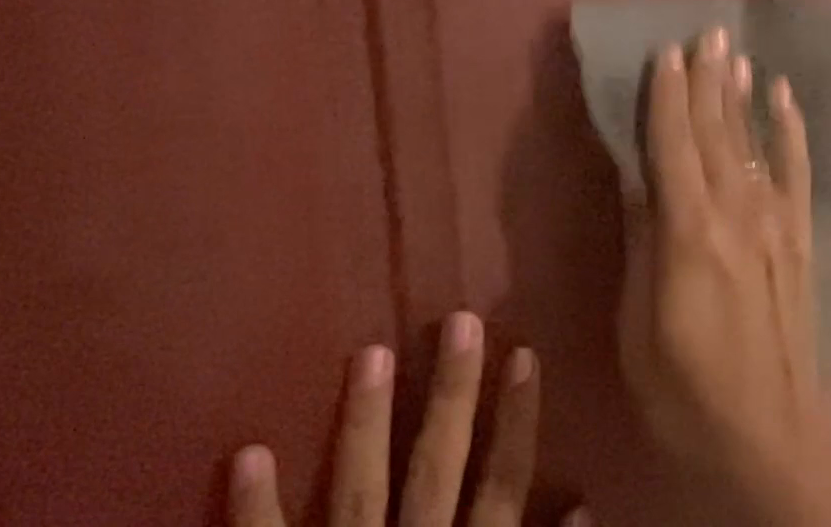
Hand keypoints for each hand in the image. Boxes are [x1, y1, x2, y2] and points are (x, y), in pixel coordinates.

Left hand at [229, 313, 588, 526]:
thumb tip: (582, 508)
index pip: (502, 484)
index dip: (517, 419)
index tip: (524, 354)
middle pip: (439, 467)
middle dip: (454, 395)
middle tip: (460, 322)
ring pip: (361, 490)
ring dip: (366, 423)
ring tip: (371, 353)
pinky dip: (254, 511)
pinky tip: (248, 452)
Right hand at [618, 29, 830, 524]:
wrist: (772, 428)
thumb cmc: (685, 384)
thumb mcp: (639, 321)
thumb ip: (641, 241)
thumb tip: (637, 177)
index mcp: (687, 229)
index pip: (671, 143)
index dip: (667, 94)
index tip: (665, 50)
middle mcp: (735, 210)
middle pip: (714, 131)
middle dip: (707, 79)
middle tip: (705, 31)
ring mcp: (774, 220)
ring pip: (752, 140)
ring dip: (743, 94)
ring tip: (736, 53)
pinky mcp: (799, 235)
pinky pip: (797, 170)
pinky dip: (791, 131)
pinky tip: (786, 100)